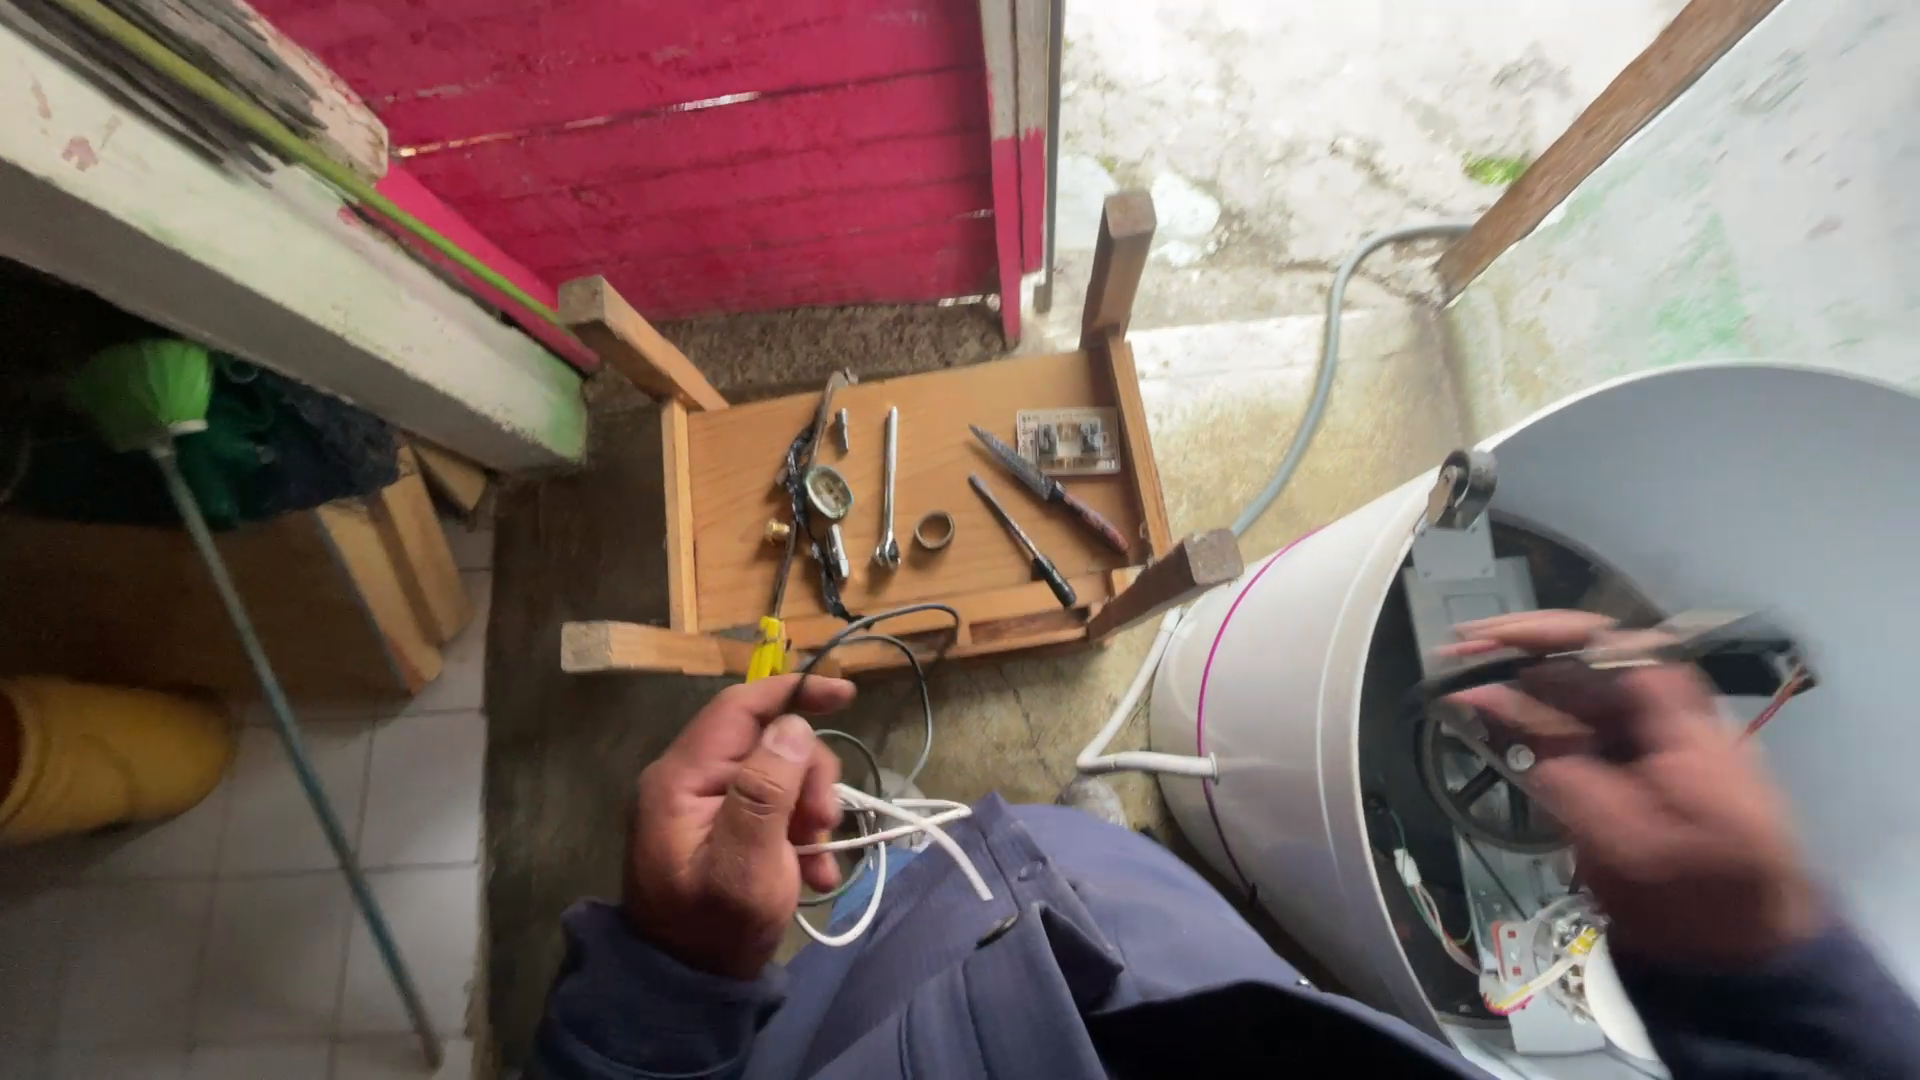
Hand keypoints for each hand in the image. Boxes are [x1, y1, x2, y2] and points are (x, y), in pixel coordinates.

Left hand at [624, 675, 853, 978]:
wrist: (687, 994)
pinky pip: (777, 805)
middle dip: (810, 776)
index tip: (846, 695)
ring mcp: (709, 803)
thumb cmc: (714, 931)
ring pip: (782, 772)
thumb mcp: (745, 865)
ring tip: (818, 858)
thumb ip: (766, 791)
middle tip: (825, 821)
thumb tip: (792, 724)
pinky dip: (802, 832)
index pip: (740, 707)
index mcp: (682, 777)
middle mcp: (692, 779)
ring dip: (812, 810)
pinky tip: (814, 871)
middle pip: (770, 742)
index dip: (794, 692)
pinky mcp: (726, 824)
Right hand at [1446, 611, 1822, 968]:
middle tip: (1456, 648)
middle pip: (1586, 663)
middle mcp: (1657, 723)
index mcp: (1684, 729)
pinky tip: (1475, 705)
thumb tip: (1492, 704)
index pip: (1622, 650)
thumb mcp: (1622, 836)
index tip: (1496, 639)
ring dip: (1508, 677)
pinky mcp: (1607, 764)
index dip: (1557, 633)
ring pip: (1564, 690)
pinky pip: (1556, 722)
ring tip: (1452, 672)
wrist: (1727, 951)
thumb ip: (1556, 765)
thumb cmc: (1690, 894)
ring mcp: (1632, 743)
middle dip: (1518, 649)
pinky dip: (1513, 710)